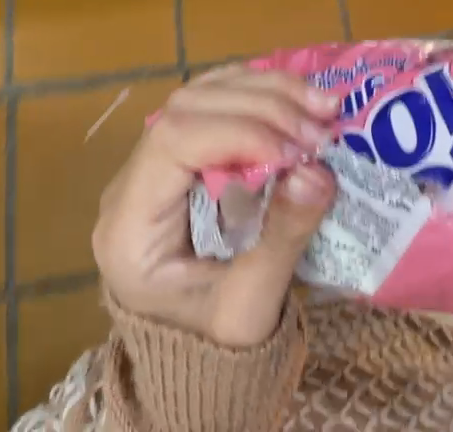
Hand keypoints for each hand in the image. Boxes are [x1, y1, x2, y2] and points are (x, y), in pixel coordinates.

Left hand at [92, 66, 339, 346]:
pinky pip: (211, 101)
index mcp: (129, 227)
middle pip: (186, 110)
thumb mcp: (252, 306)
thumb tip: (317, 171)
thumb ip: (281, 238)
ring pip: (200, 94)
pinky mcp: (177, 155)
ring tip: (323, 105)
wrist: (197, 363)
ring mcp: (150, 164)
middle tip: (323, 127)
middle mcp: (129, 184)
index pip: (173, 143)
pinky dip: (257, 90)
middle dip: (261, 107)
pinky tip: (297, 97)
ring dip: (265, 90)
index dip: (238, 132)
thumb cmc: (217, 346)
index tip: (297, 149)